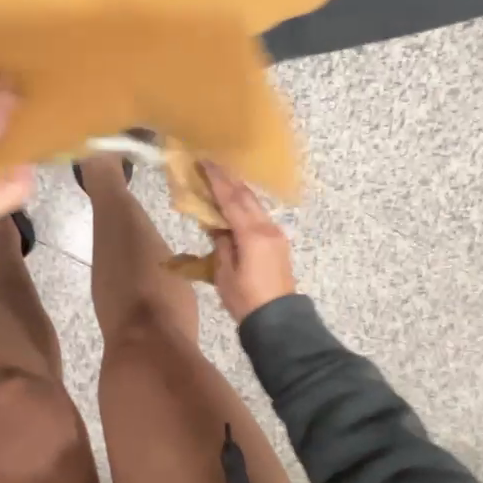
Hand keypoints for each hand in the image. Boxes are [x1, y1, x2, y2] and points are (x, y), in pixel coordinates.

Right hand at [204, 163, 296, 321]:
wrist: (278, 320)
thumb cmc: (245, 299)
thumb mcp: (224, 272)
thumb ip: (221, 244)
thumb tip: (218, 226)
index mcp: (252, 234)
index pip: (231, 199)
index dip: (216, 180)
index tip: (204, 162)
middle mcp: (267, 228)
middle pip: (246, 197)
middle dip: (228, 180)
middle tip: (210, 165)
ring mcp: (276, 235)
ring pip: (254, 205)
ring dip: (237, 191)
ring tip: (220, 181)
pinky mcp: (278, 243)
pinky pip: (258, 216)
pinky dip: (245, 206)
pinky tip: (235, 205)